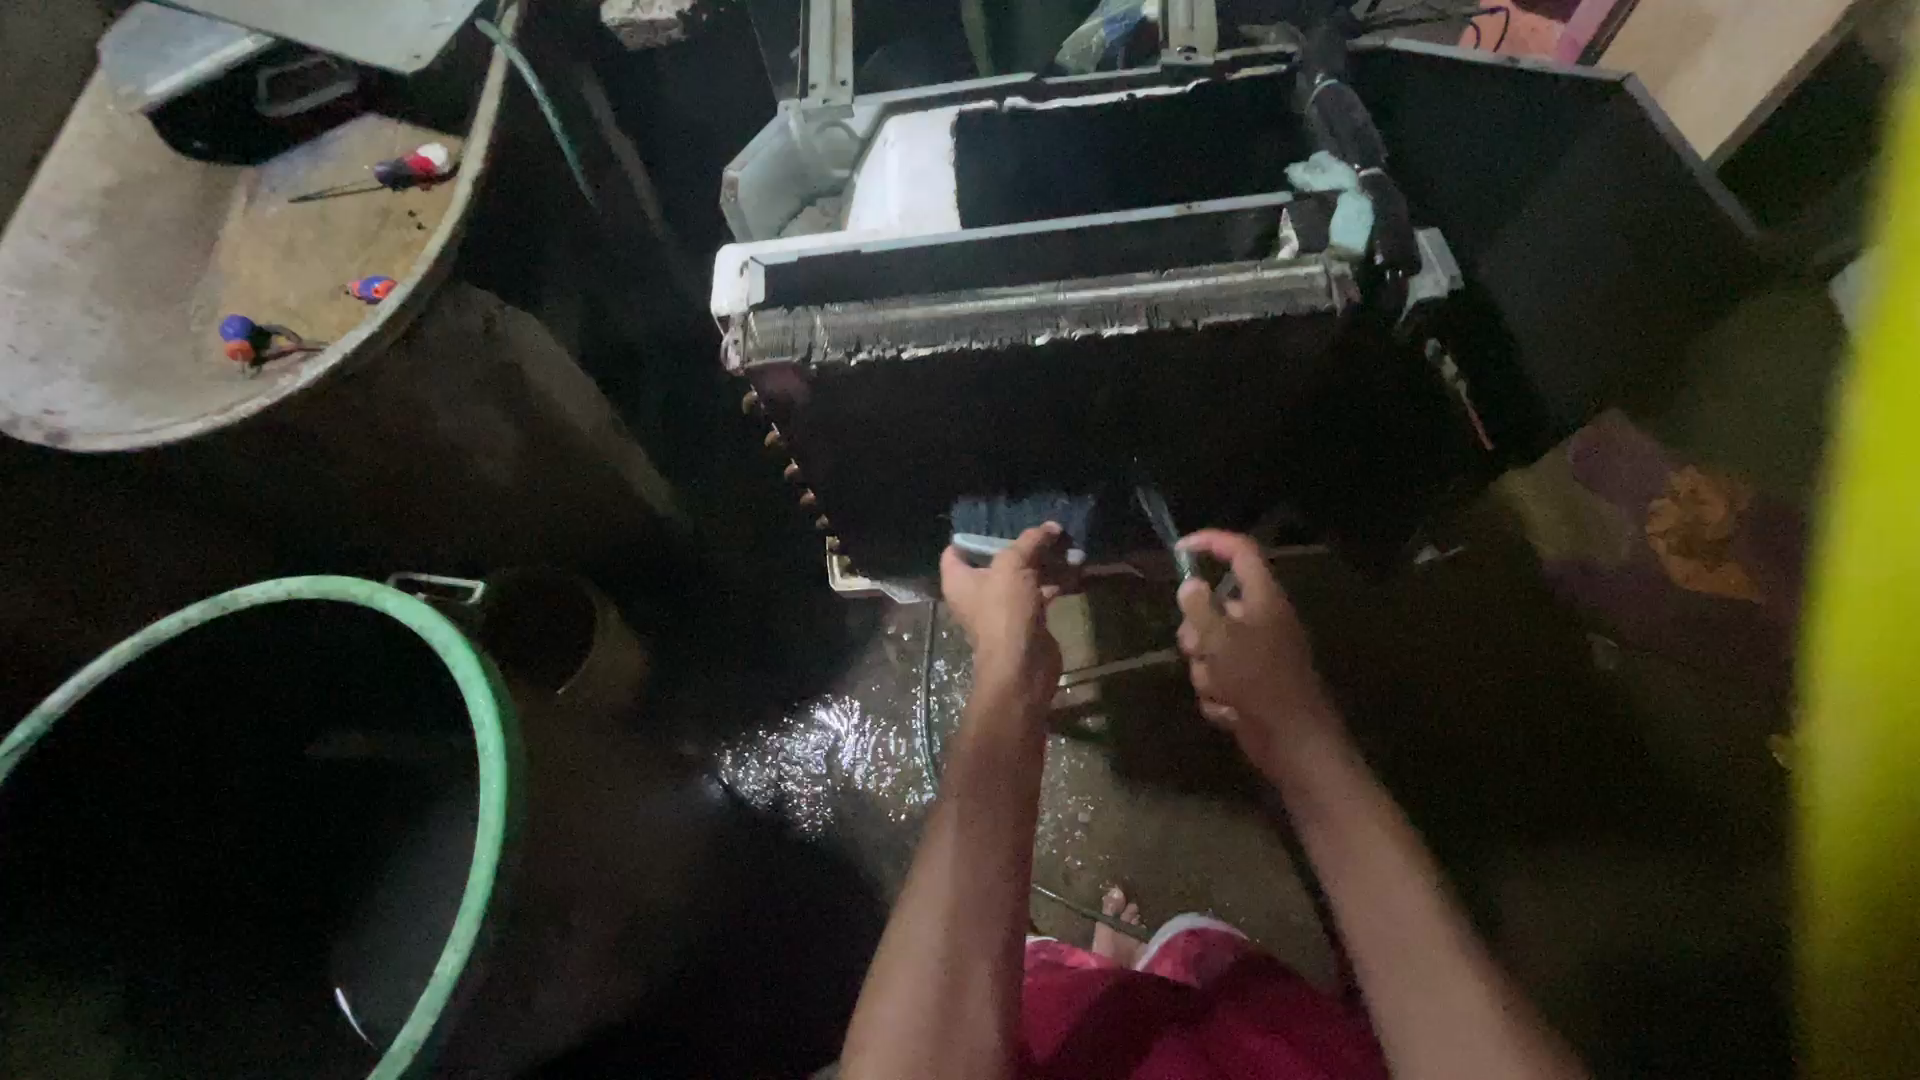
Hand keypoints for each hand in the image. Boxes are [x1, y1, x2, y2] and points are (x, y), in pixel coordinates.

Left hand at [940, 524, 1070, 706]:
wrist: (1022, 665)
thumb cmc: (1005, 611)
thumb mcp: (1013, 566)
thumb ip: (1030, 542)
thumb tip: (1051, 526)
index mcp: (959, 579)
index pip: (957, 549)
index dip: (973, 534)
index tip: (998, 520)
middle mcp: (976, 592)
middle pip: (997, 560)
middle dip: (1021, 545)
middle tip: (1043, 528)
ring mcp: (1002, 607)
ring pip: (1022, 576)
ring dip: (1045, 562)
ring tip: (1067, 543)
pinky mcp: (1025, 619)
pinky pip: (1039, 593)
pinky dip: (1055, 582)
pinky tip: (1076, 568)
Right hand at [1175, 529, 1338, 770]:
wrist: (1294, 743)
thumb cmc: (1260, 682)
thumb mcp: (1220, 639)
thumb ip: (1199, 608)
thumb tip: (1189, 584)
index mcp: (1263, 600)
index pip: (1241, 553)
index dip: (1212, 542)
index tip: (1179, 549)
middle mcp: (1261, 622)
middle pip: (1214, 606)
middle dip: (1195, 631)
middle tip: (1196, 647)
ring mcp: (1256, 655)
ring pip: (1210, 647)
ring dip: (1205, 670)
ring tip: (1220, 687)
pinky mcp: (1250, 685)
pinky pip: (1217, 678)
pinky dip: (1217, 695)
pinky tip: (1230, 710)